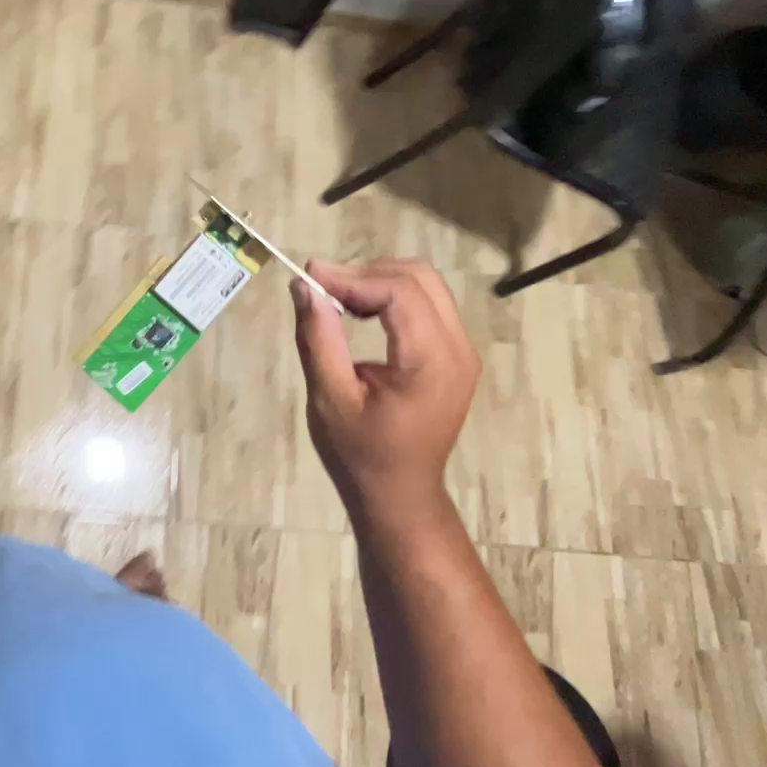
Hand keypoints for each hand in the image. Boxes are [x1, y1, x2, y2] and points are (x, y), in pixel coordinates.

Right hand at [290, 259, 479, 523]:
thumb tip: (304, 284)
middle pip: (418, 278)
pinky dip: (392, 296)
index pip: (398, 292)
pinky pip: (427, 304)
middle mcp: (458, 349)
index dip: (352, 277)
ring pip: (426, 285)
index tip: (309, 276)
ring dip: (379, 280)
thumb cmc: (359, 452)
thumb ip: (318, 337)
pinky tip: (361, 312)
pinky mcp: (454, 354)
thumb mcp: (329, 396)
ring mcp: (462, 351)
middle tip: (322, 287)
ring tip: (338, 298)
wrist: (398, 494)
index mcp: (431, 362)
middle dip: (366, 272)